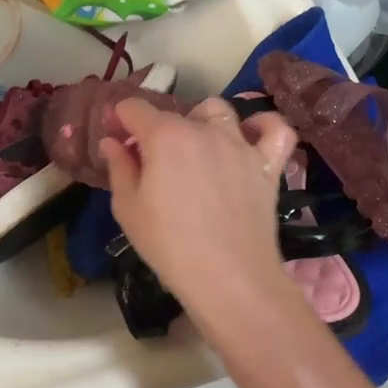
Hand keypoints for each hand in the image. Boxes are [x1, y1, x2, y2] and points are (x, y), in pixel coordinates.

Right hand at [100, 97, 297, 302]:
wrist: (229, 279)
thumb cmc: (169, 245)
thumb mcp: (127, 208)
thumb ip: (119, 167)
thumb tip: (112, 141)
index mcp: (163, 136)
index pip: (133, 107)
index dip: (118, 119)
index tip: (115, 139)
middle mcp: (202, 130)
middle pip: (172, 112)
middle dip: (154, 128)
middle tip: (149, 160)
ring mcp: (239, 145)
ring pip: (218, 111)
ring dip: (201, 121)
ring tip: (195, 148)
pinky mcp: (267, 164)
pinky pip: (275, 130)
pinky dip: (263, 126)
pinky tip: (248, 137)